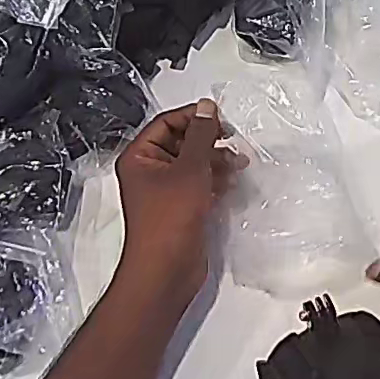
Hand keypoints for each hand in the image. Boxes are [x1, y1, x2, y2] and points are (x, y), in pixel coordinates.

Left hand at [114, 99, 240, 303]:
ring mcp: (164, 191)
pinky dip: (214, 180)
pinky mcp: (180, 208)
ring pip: (193, 164)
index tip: (221, 118)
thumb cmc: (171, 217)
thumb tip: (207, 106)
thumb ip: (201, 135)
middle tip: (233, 141)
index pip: (166, 123)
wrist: (166, 272)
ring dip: (216, 161)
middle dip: (208, 141)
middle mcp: (149, 170)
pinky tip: (231, 182)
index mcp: (139, 156)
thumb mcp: (190, 169)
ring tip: (240, 164)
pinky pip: (198, 184)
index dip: (193, 117)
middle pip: (181, 142)